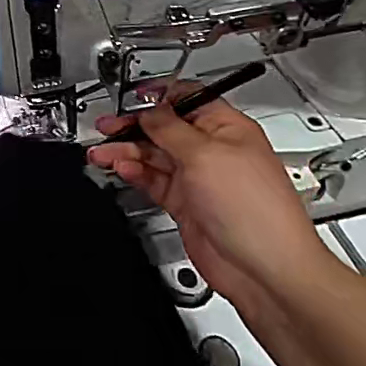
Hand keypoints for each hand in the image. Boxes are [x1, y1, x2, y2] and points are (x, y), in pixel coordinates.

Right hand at [89, 94, 331, 310]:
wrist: (263, 269)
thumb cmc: (257, 212)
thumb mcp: (206, 155)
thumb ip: (171, 130)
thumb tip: (151, 111)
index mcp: (226, 128)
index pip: (187, 99)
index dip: (159, 96)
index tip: (132, 97)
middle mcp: (212, 151)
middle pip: (165, 128)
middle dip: (134, 125)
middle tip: (108, 125)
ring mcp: (198, 179)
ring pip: (154, 155)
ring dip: (127, 150)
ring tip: (102, 151)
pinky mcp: (186, 204)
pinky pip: (154, 181)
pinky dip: (135, 173)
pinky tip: (121, 168)